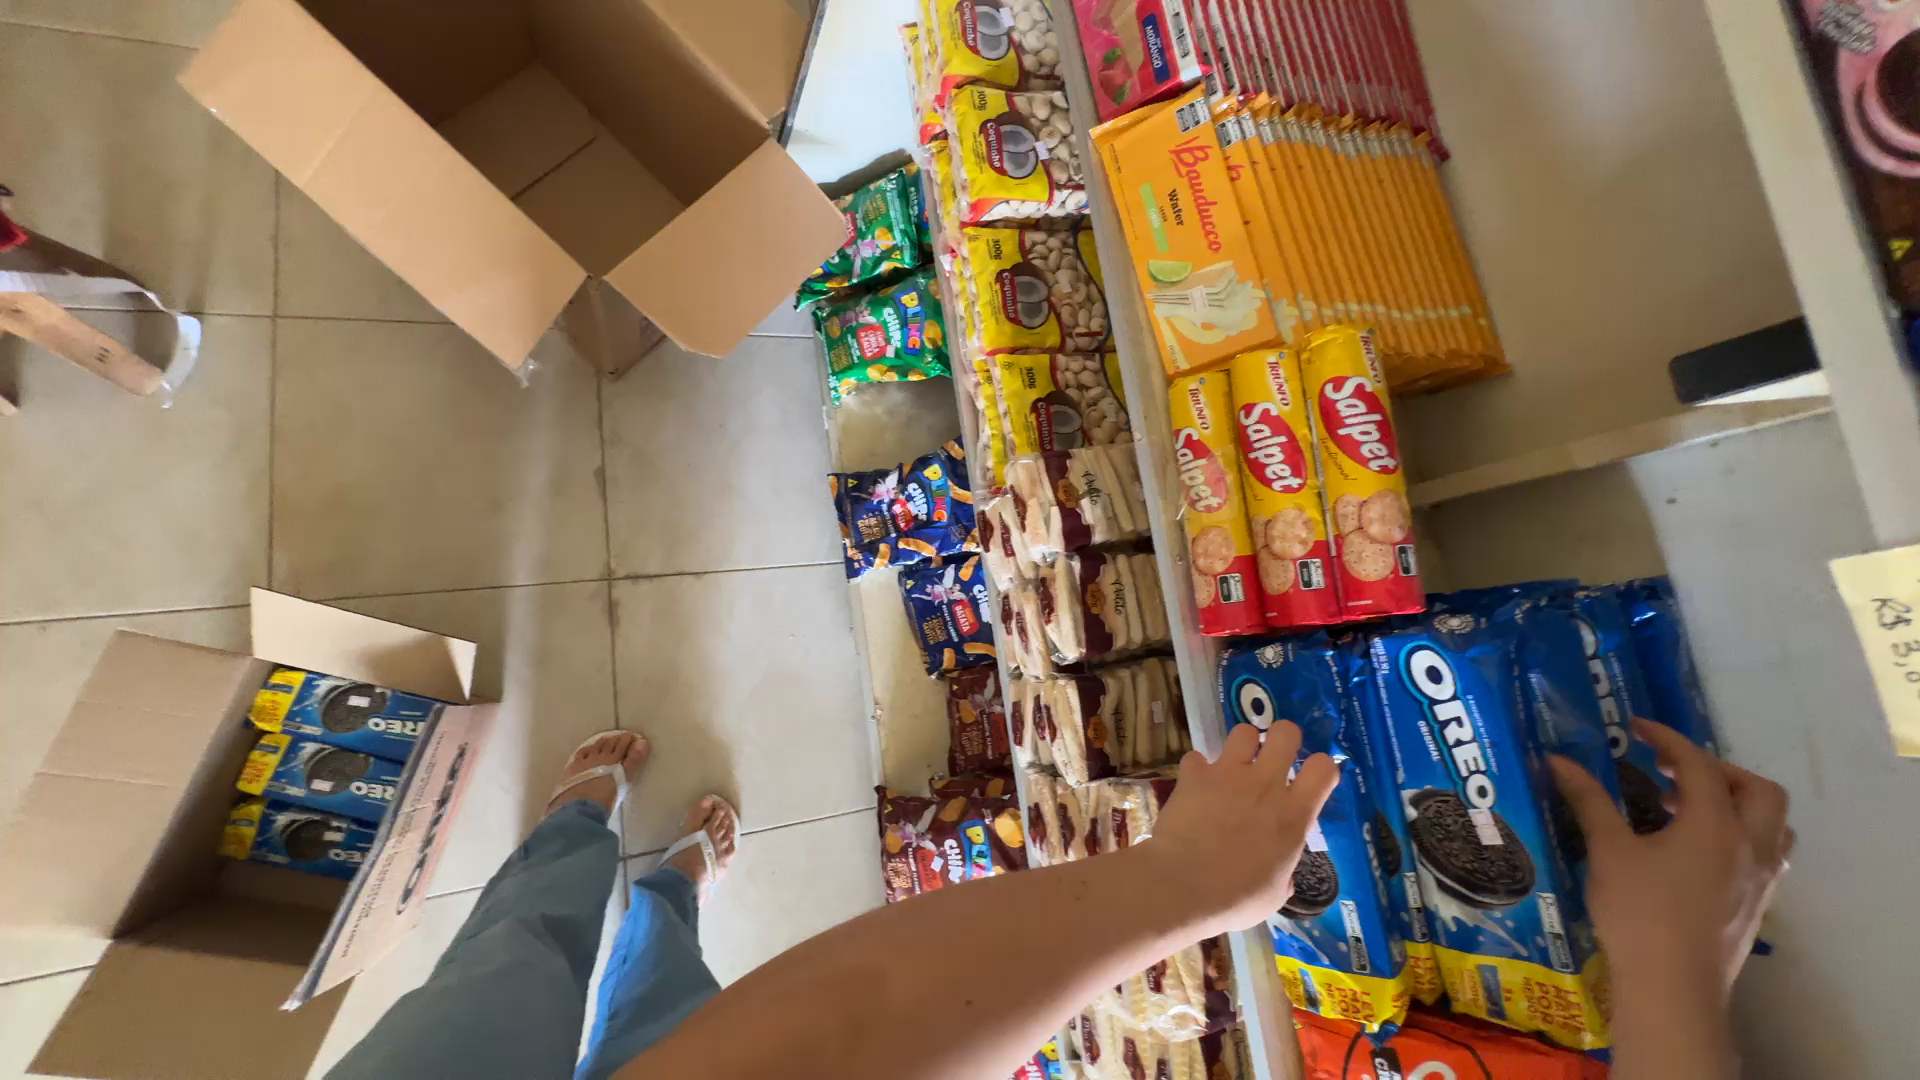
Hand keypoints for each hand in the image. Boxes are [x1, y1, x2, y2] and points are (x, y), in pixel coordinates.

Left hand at [1145, 721, 1338, 934]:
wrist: (1184, 884)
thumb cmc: (1237, 897)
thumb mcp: (1276, 892)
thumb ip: (1284, 870)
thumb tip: (1283, 873)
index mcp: (1294, 814)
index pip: (1325, 768)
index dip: (1321, 766)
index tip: (1311, 776)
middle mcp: (1265, 784)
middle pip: (1286, 732)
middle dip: (1283, 737)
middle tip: (1273, 756)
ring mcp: (1228, 773)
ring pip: (1243, 731)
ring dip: (1242, 745)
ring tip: (1234, 765)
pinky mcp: (1194, 773)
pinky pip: (1197, 757)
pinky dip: (1198, 769)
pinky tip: (1195, 785)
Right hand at [1550, 719, 1792, 998]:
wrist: (1673, 983)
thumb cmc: (1639, 909)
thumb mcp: (1607, 848)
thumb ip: (1588, 800)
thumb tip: (1556, 759)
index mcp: (1715, 826)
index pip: (1699, 765)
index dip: (1667, 739)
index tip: (1634, 727)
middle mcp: (1751, 845)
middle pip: (1756, 789)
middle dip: (1714, 768)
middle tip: (1668, 767)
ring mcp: (1761, 876)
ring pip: (1770, 822)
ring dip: (1733, 801)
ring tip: (1683, 804)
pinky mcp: (1757, 900)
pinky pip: (1764, 849)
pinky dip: (1736, 830)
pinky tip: (1692, 845)